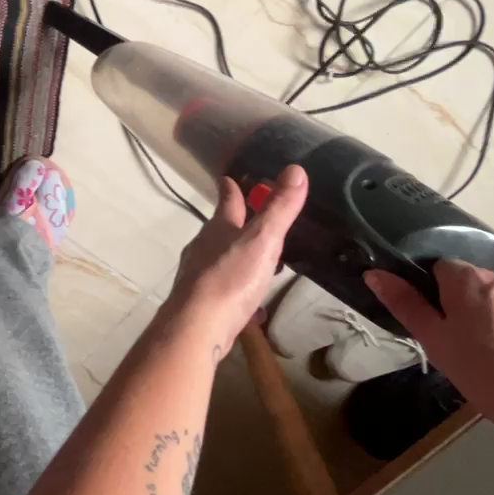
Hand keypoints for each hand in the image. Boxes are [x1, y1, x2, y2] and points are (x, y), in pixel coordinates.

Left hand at [160, 164, 307, 355]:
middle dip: (236, 224)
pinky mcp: (204, 300)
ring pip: (223, 259)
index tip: (228, 178)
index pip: (226, 200)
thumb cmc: (231, 278)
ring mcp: (201, 274)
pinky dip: (241, 292)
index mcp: (218, 228)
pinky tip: (255, 306)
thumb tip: (295, 170)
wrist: (198, 324)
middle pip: (222, 229)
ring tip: (260, 261)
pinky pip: (227, 290)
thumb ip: (279, 209)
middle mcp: (204, 246)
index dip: (230, 188)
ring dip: (239, 257)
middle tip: (255, 220)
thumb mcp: (262, 240)